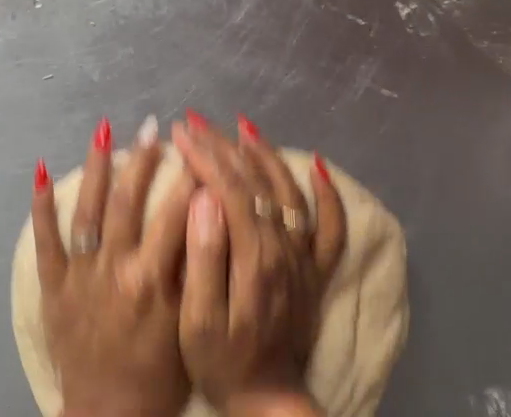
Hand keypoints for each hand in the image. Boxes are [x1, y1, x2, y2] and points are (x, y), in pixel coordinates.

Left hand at [34, 116, 196, 416]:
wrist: (110, 414)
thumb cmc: (160, 372)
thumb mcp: (188, 323)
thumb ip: (193, 269)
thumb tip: (204, 213)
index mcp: (153, 280)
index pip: (175, 215)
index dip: (189, 177)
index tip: (196, 145)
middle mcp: (115, 268)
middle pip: (130, 202)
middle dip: (144, 159)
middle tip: (156, 125)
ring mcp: (80, 274)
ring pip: (89, 209)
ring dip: (96, 167)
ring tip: (104, 129)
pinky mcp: (53, 284)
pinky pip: (44, 239)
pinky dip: (39, 204)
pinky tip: (38, 168)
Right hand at [173, 115, 346, 416]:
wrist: (269, 402)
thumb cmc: (221, 362)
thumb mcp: (197, 318)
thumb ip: (203, 255)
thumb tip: (204, 198)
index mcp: (253, 257)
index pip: (229, 189)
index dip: (204, 156)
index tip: (179, 133)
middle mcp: (284, 248)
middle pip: (256, 181)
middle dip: (223, 145)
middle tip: (195, 121)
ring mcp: (303, 258)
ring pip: (290, 191)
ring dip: (266, 155)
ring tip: (242, 126)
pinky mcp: (316, 271)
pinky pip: (331, 227)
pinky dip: (328, 195)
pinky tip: (317, 167)